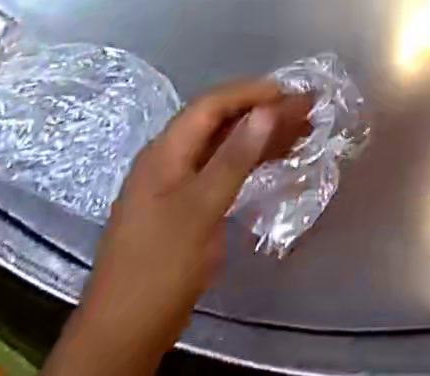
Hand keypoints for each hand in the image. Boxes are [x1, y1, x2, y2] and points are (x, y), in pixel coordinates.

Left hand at [54, 82, 312, 375]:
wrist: (122, 335)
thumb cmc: (160, 266)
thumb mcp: (202, 208)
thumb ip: (235, 157)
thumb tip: (267, 110)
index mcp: (165, 151)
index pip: (211, 105)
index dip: (251, 93)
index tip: (291, 93)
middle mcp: (170, 159)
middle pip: (220, 122)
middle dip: (262, 112)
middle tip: (307, 109)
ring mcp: (177, 185)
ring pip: (224, 146)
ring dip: (261, 135)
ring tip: (302, 130)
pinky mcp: (186, 209)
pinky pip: (223, 170)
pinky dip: (250, 162)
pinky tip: (276, 161)